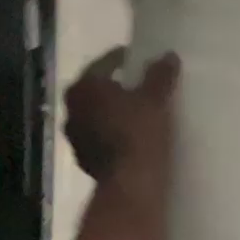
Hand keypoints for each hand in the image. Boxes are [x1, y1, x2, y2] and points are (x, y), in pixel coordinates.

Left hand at [65, 49, 179, 195]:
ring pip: (97, 117)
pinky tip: (131, 140)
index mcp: (84, 87)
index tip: (141, 61)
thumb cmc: (139, 133)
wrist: (131, 184)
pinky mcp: (84, 160)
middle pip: (97, 91)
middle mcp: (71, 109)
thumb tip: (168, 56)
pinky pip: (101, 139)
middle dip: (116, 89)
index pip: (105, 64)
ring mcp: (75, 137)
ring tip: (137, 115)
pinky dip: (113, 136)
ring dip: (113, 114)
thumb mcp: (156, 100)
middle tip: (140, 88)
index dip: (125, 59)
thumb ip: (160, 75)